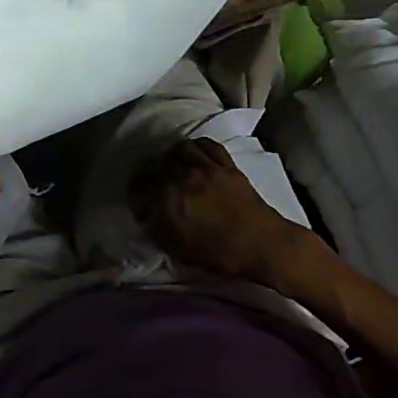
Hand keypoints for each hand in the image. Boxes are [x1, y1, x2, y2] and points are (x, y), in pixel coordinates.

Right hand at [131, 138, 334, 294]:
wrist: (263, 245)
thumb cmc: (218, 252)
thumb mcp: (177, 248)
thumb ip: (157, 227)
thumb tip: (147, 214)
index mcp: (170, 196)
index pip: (141, 181)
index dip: (134, 189)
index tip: (136, 199)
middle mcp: (185, 175)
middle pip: (158, 161)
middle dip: (149, 171)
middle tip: (150, 182)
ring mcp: (208, 167)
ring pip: (181, 148)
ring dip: (171, 156)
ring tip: (171, 166)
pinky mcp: (228, 166)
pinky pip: (207, 145)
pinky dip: (196, 146)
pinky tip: (194, 156)